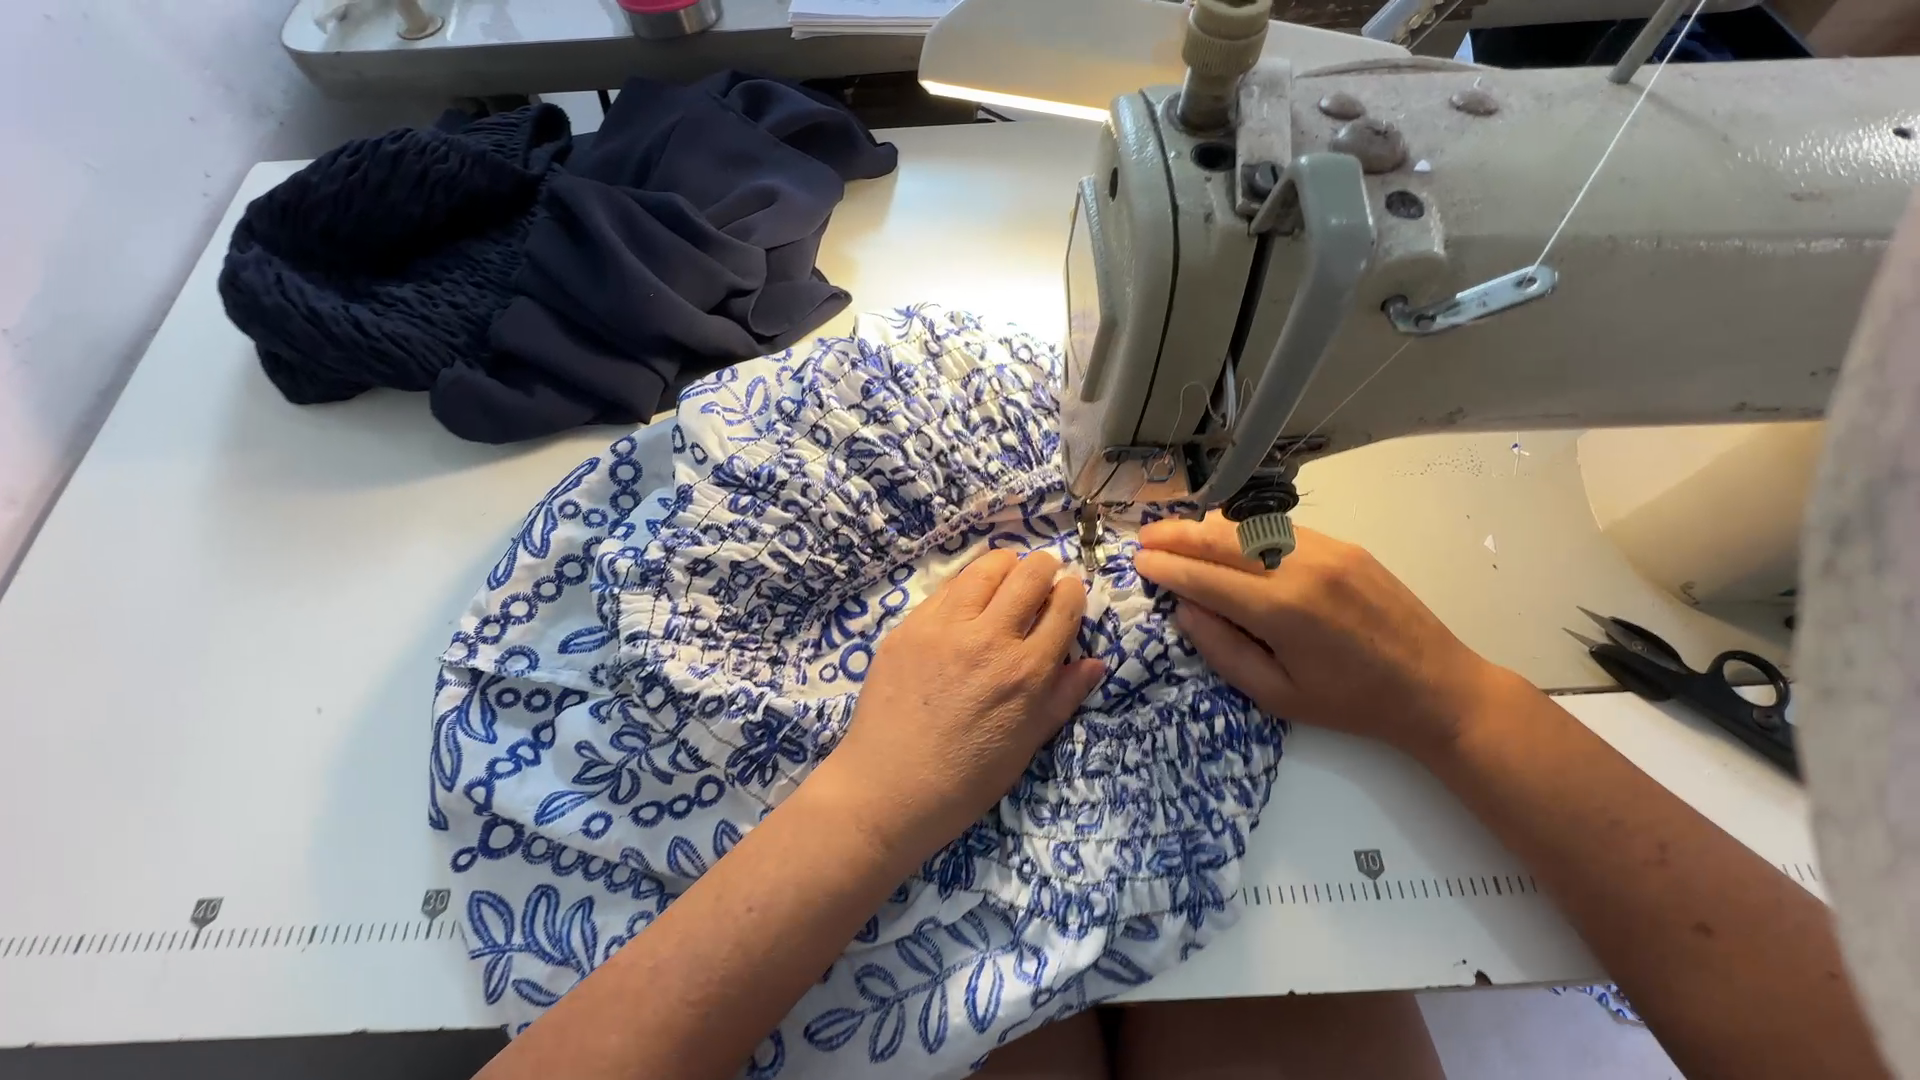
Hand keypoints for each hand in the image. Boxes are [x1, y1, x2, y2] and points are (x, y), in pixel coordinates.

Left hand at [812, 550, 1106, 862]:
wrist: (889, 789)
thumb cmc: (966, 780)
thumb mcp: (1027, 745)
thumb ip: (1063, 697)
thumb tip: (1095, 662)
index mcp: (1027, 671)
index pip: (1064, 606)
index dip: (1072, 593)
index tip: (1069, 593)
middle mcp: (989, 638)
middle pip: (1029, 574)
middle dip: (1044, 568)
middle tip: (1043, 577)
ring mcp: (944, 628)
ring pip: (985, 569)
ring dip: (1005, 566)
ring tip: (1007, 576)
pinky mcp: (908, 627)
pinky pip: (945, 589)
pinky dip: (965, 586)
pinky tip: (966, 600)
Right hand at [1132, 514, 1517, 760]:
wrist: (1436, 687)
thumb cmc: (1350, 703)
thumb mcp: (1277, 695)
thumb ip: (1223, 650)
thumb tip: (1185, 609)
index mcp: (1282, 611)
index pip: (1206, 577)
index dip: (1167, 568)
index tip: (1139, 562)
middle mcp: (1301, 568)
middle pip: (1222, 540)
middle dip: (1177, 535)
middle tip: (1145, 537)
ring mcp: (1327, 551)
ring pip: (1249, 526)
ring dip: (1206, 528)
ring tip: (1175, 533)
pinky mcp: (1345, 546)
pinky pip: (1280, 530)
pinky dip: (1243, 530)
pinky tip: (1225, 537)